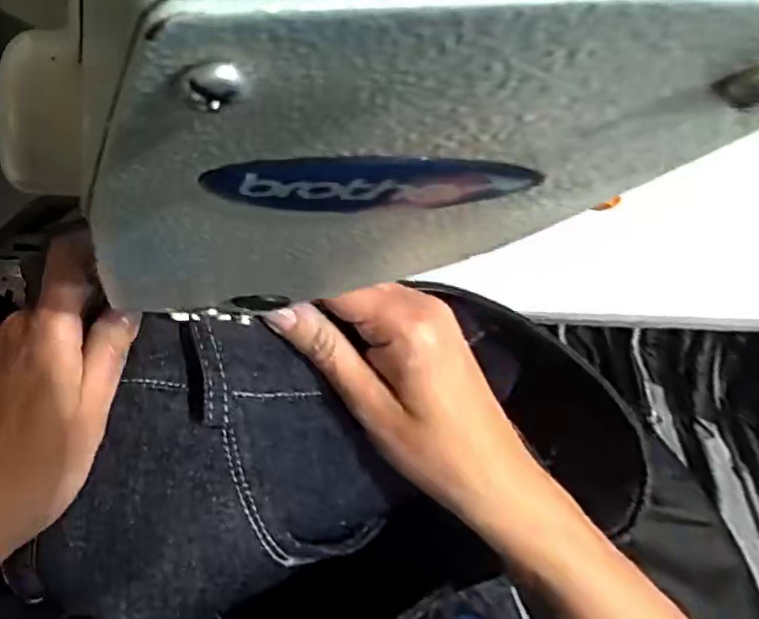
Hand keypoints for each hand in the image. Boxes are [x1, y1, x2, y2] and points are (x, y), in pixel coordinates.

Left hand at [0, 233, 139, 553]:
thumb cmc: (41, 459)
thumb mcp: (92, 407)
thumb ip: (110, 348)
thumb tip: (127, 303)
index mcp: (45, 324)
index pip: (65, 256)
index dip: (94, 245)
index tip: (127, 252)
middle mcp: (18, 321)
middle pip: (61, 287)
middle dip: (96, 296)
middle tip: (131, 317)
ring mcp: (3, 343)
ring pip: (50, 316)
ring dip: (78, 326)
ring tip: (108, 351)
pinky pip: (36, 336)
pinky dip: (59, 343)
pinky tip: (74, 374)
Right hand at [268, 284, 687, 618]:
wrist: (501, 483)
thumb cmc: (435, 453)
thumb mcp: (369, 405)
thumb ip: (323, 348)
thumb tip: (275, 306)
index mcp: (407, 319)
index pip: (337, 280)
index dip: (295, 279)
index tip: (256, 281)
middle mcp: (422, 299)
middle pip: (350, 275)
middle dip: (310, 283)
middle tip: (266, 291)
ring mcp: (430, 305)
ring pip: (363, 282)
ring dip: (330, 294)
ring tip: (289, 300)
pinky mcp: (431, 316)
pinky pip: (379, 295)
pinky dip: (351, 304)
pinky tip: (329, 315)